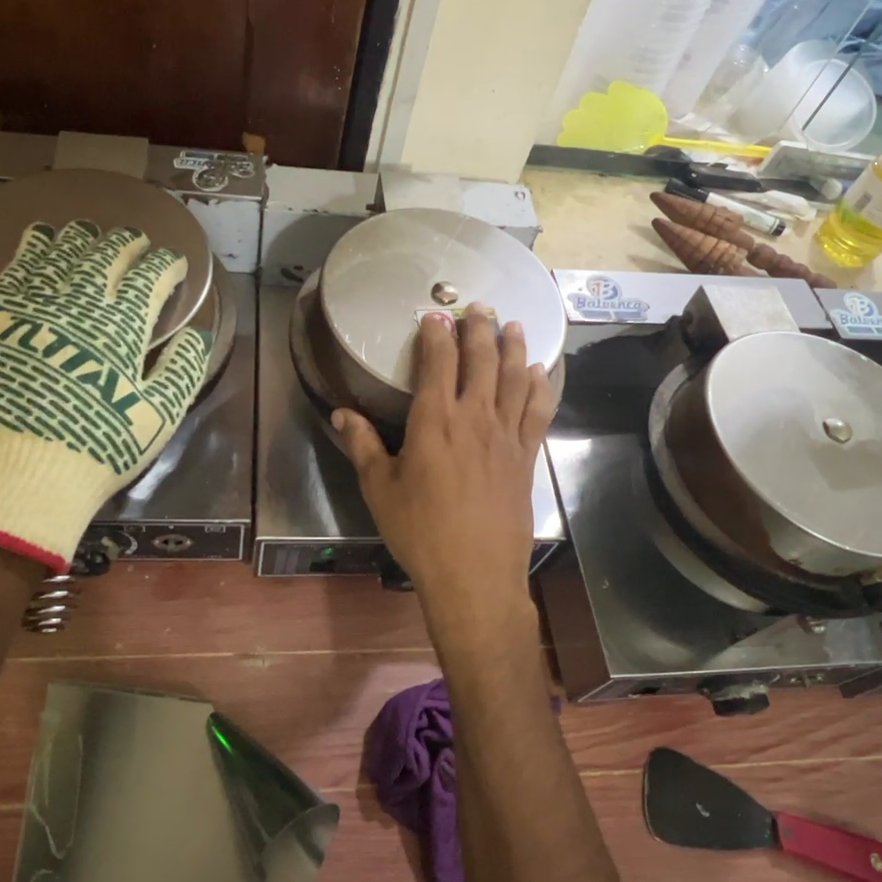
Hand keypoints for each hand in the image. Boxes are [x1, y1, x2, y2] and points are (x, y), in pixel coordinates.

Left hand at [0, 220, 213, 572]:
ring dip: (78, 238)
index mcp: (123, 330)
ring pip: (59, 257)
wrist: (26, 475)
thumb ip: (182, 369)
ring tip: (87, 231)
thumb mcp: (159, 418)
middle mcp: (80, 308)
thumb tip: (199, 333)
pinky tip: (36, 241)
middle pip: (105, 258)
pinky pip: (14, 273)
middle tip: (134, 239)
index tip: (174, 262)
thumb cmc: (99, 448)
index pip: (150, 278)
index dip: (166, 264)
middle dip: (125, 243)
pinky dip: (28, 251)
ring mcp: (34, 311)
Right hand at [332, 307, 556, 611]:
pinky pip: (537, 411)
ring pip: (514, 378)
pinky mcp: (526, 456)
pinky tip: (540, 372)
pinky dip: (539, 387)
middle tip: (479, 307)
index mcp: (434, 421)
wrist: (473, 574)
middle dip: (479, 329)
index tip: (435, 316)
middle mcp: (474, 418)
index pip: (438, 363)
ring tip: (512, 325)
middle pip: (481, 361)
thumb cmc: (419, 532)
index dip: (437, 335)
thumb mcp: (379, 489)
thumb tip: (341, 414)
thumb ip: (362, 446)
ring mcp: (506, 436)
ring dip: (514, 348)